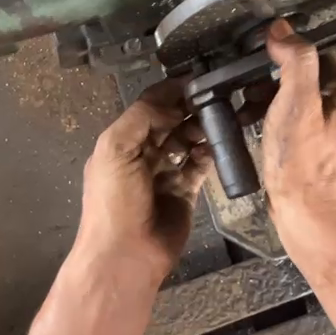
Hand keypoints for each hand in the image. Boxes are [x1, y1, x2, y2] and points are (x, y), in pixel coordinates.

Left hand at [74, 79, 211, 283]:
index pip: (148, 107)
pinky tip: (219, 143)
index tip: (195, 80)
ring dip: (201, 128)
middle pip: (170, 121)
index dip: (169, 93)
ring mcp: (165, 173)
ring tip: (221, 116)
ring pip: (187, 141)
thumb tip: (172, 105)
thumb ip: (141, 118)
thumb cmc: (114, 201)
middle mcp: (142, 154)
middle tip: (215, 96)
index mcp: (120, 141)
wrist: (126, 254)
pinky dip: (210, 153)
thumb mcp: (114, 149)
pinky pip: (200, 165)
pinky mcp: (186, 192)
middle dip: (189, 108)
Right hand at [260, 19, 335, 234]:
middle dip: (270, 76)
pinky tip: (249, 122)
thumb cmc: (302, 162)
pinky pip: (290, 115)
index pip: (315, 51)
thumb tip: (282, 29)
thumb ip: (295, 62)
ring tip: (243, 105)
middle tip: (245, 85)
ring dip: (266, 95)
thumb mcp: (297, 103)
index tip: (257, 57)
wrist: (304, 213)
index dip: (284, 51)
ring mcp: (330, 123)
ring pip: (294, 93)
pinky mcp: (314, 141)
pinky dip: (270, 114)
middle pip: (303, 72)